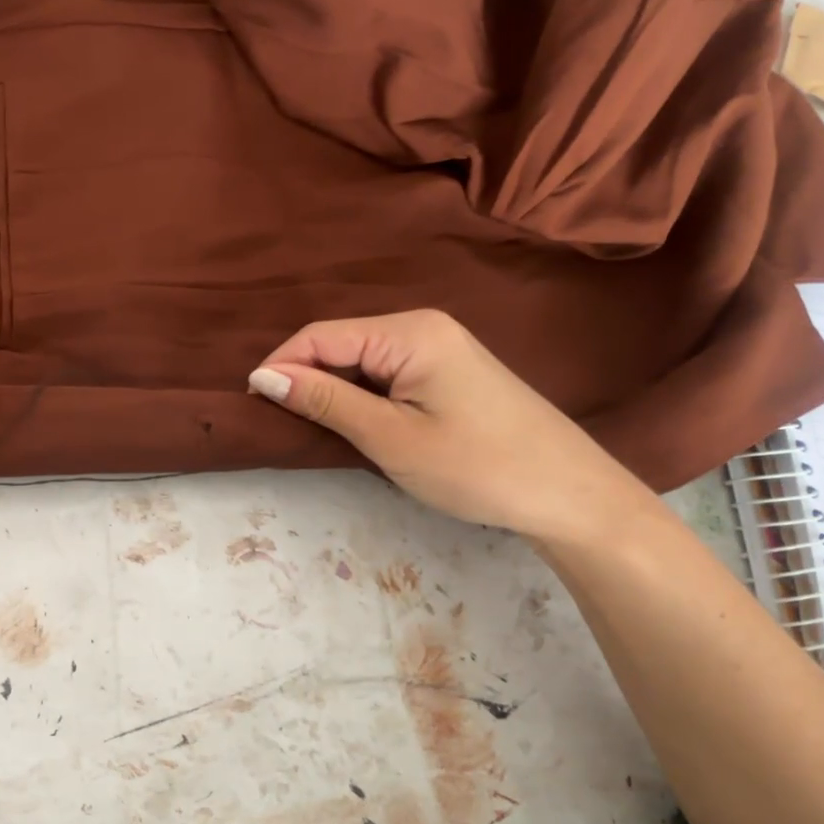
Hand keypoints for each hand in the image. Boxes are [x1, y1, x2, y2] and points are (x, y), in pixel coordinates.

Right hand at [246, 310, 654, 546]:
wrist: (572, 496)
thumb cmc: (477, 467)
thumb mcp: (389, 437)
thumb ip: (324, 401)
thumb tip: (261, 377)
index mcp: (410, 332)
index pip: (319, 336)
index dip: (279, 366)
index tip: (251, 406)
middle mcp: (422, 327)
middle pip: (338, 343)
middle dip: (303, 377)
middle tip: (281, 424)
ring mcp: (438, 347)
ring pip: (358, 359)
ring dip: (329, 388)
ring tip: (312, 427)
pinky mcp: (446, 371)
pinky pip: (382, 371)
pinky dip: (357, 394)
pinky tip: (352, 422)